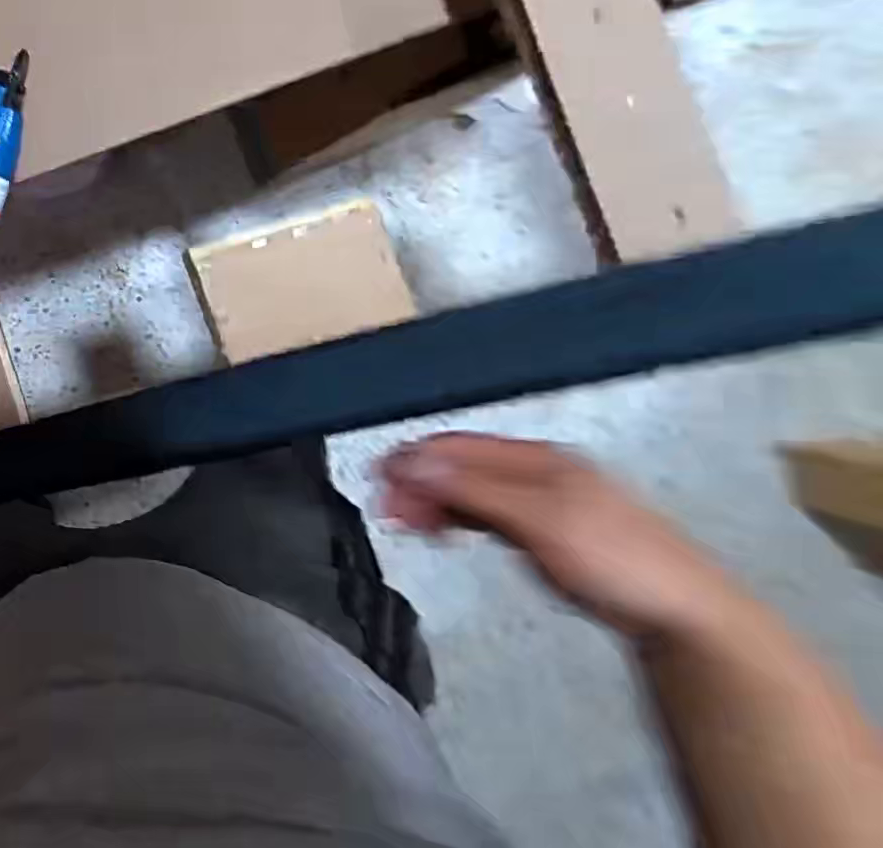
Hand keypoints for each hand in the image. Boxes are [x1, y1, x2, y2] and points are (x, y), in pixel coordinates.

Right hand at [379, 432, 744, 640]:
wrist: (688, 620)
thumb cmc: (619, 564)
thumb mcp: (539, 521)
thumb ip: (472, 488)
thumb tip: (411, 461)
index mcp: (536, 459)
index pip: (454, 446)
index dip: (411, 460)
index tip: (378, 484)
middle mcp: (533, 470)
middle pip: (455, 465)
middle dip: (416, 483)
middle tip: (389, 513)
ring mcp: (537, 498)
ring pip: (463, 487)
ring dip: (430, 501)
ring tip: (407, 525)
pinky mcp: (538, 526)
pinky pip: (479, 509)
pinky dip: (452, 516)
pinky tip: (441, 530)